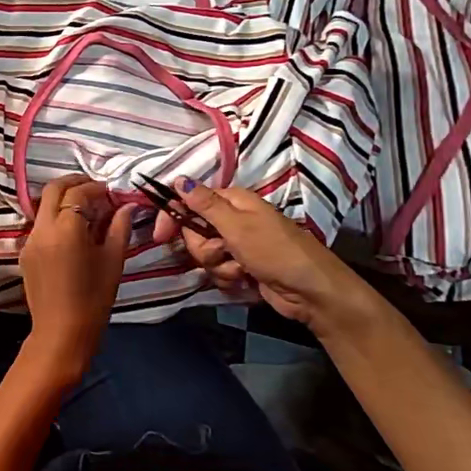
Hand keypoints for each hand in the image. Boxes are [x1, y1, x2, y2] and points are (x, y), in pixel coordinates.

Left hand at [19, 175, 134, 377]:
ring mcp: (30, 240)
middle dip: (74, 183)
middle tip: (94, 189)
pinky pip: (39, 224)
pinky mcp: (25, 253)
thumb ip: (119, 228)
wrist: (61, 332)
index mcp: (66, 229)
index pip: (78, 194)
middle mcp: (43, 229)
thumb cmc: (94, 298)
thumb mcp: (113, 261)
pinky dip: (54, 217)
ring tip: (85, 209)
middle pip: (53, 190)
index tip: (110, 192)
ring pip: (43, 206)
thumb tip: (126, 206)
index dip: (95, 187)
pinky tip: (71, 230)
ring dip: (62, 199)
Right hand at [153, 179, 384, 337]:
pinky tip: (246, 281)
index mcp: (232, 201)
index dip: (172, 217)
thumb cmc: (275, 251)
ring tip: (242, 270)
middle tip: (224, 251)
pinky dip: (229, 279)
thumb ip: (204, 204)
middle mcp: (232, 220)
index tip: (159, 236)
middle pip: (194, 233)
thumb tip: (178, 179)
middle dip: (204, 248)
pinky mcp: (241, 268)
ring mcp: (237, 246)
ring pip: (205, 256)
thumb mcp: (237, 225)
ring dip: (219, 267)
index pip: (189, 202)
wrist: (311, 291)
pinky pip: (218, 272)